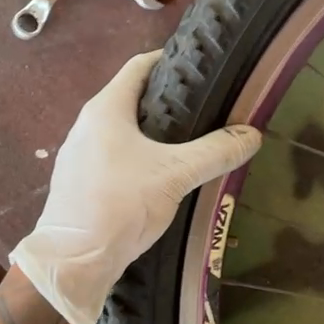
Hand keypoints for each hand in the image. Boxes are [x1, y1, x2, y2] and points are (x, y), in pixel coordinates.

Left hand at [12, 51, 262, 323]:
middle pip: (132, 98)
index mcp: (105, 109)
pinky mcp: (80, 183)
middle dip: (168, 101)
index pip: (139, 66)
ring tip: (190, 142)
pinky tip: (162, 177)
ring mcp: (80, 155)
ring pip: (123, 131)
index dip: (170, 60)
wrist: (72, 264)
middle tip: (206, 108)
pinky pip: (115, 158)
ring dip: (154, 133)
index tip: (201, 66)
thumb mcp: (174, 175)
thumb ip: (214, 153)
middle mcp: (87, 125)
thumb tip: (252, 134)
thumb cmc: (119, 205)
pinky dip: (140, 158)